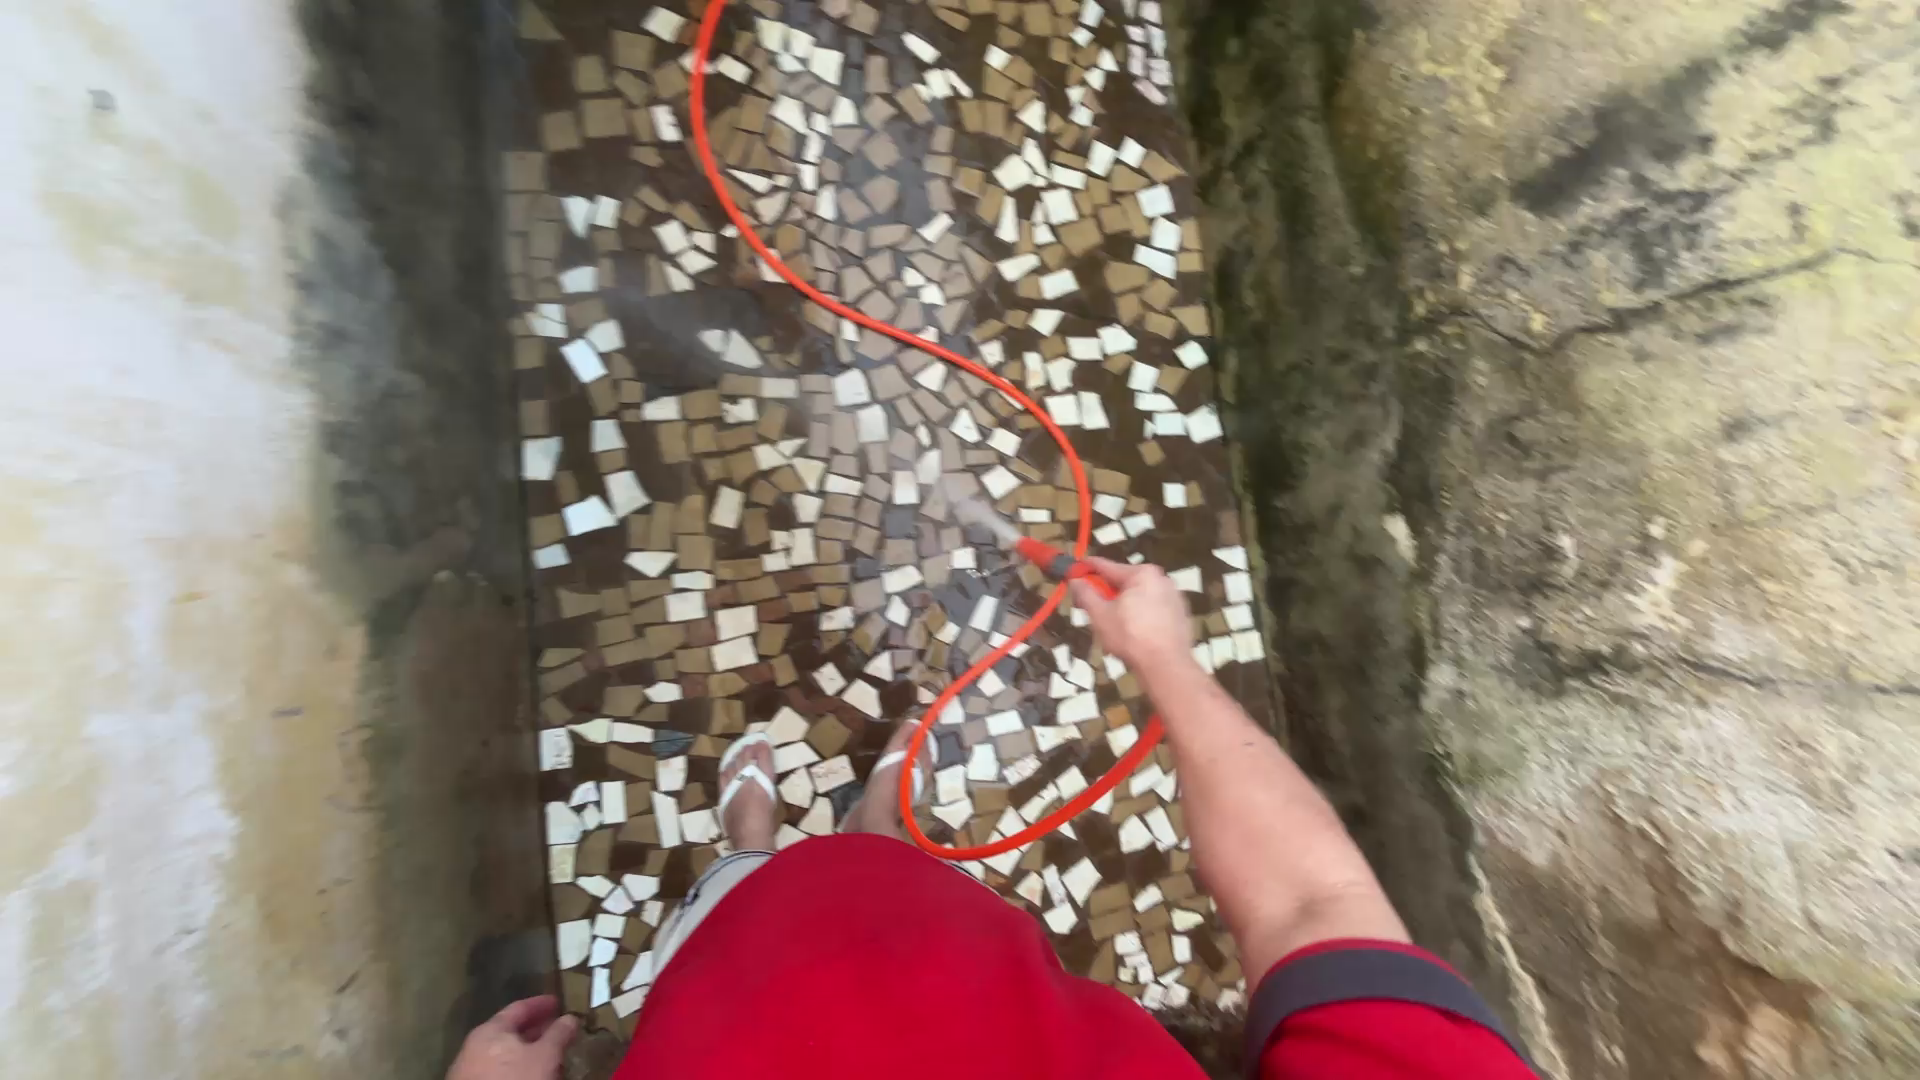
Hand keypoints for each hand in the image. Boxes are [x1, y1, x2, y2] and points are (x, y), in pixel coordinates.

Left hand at [447, 996, 578, 1079]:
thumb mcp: (546, 1055)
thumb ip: (559, 1033)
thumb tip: (570, 1019)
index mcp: (489, 1032)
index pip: (519, 1008)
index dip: (541, 1004)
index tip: (558, 1003)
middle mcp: (473, 1049)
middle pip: (509, 1031)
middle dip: (535, 1030)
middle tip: (556, 1029)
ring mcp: (468, 1073)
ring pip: (503, 1054)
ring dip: (527, 1051)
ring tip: (549, 1054)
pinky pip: (497, 1071)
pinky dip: (516, 1067)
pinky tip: (531, 1074)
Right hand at [1068, 557, 1194, 670]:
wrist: (1167, 666)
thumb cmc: (1130, 637)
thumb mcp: (1100, 615)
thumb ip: (1086, 594)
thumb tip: (1075, 580)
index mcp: (1142, 573)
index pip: (1107, 566)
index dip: (1088, 568)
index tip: (1074, 569)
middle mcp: (1161, 578)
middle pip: (1125, 581)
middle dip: (1107, 591)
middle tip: (1091, 605)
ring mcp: (1174, 596)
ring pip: (1139, 595)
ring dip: (1123, 603)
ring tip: (1111, 622)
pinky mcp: (1180, 613)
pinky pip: (1153, 607)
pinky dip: (1140, 613)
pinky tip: (1133, 631)